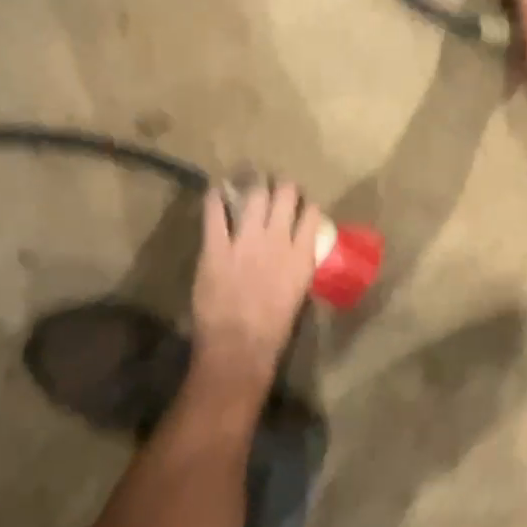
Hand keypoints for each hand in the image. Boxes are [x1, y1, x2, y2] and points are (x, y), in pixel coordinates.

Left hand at [190, 180, 322, 376]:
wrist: (239, 345)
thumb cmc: (275, 328)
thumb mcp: (299, 291)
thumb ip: (298, 265)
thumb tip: (294, 252)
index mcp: (302, 254)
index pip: (312, 214)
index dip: (307, 205)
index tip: (302, 204)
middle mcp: (277, 239)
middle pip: (285, 196)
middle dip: (283, 187)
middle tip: (277, 186)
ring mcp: (245, 241)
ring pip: (254, 197)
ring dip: (254, 185)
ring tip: (251, 180)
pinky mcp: (215, 248)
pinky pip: (214, 214)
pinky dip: (215, 199)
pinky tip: (216, 192)